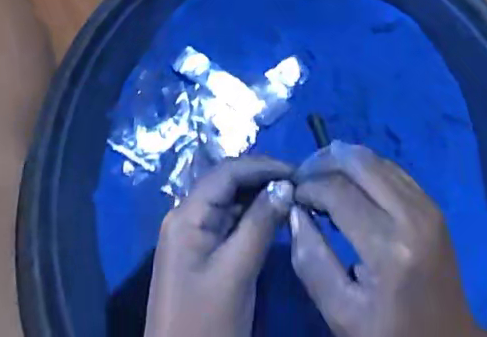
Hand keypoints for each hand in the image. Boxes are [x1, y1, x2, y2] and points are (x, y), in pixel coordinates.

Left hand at [144, 156, 295, 336]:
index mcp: (186, 215)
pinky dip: (253, 217)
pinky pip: (229, 224)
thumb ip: (259, 226)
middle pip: (226, 183)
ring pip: (230, 202)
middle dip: (261, 177)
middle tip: (299, 182)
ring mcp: (194, 237)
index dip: (261, 166)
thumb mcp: (236, 274)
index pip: (225, 173)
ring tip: (294, 195)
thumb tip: (285, 186)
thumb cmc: (206, 323)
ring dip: (259, 195)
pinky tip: (276, 217)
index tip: (297, 170)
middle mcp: (187, 217)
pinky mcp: (203, 256)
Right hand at [289, 143, 483, 336]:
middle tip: (302, 178)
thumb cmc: (392, 335)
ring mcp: (426, 207)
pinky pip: (390, 169)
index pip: (336, 190)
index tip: (291, 197)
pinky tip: (348, 185)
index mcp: (389, 247)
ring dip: (341, 161)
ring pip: (374, 159)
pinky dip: (363, 168)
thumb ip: (311, 261)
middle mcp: (411, 216)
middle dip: (322, 162)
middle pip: (357, 161)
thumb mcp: (342, 314)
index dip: (307, 187)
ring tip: (320, 179)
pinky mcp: (432, 206)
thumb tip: (295, 211)